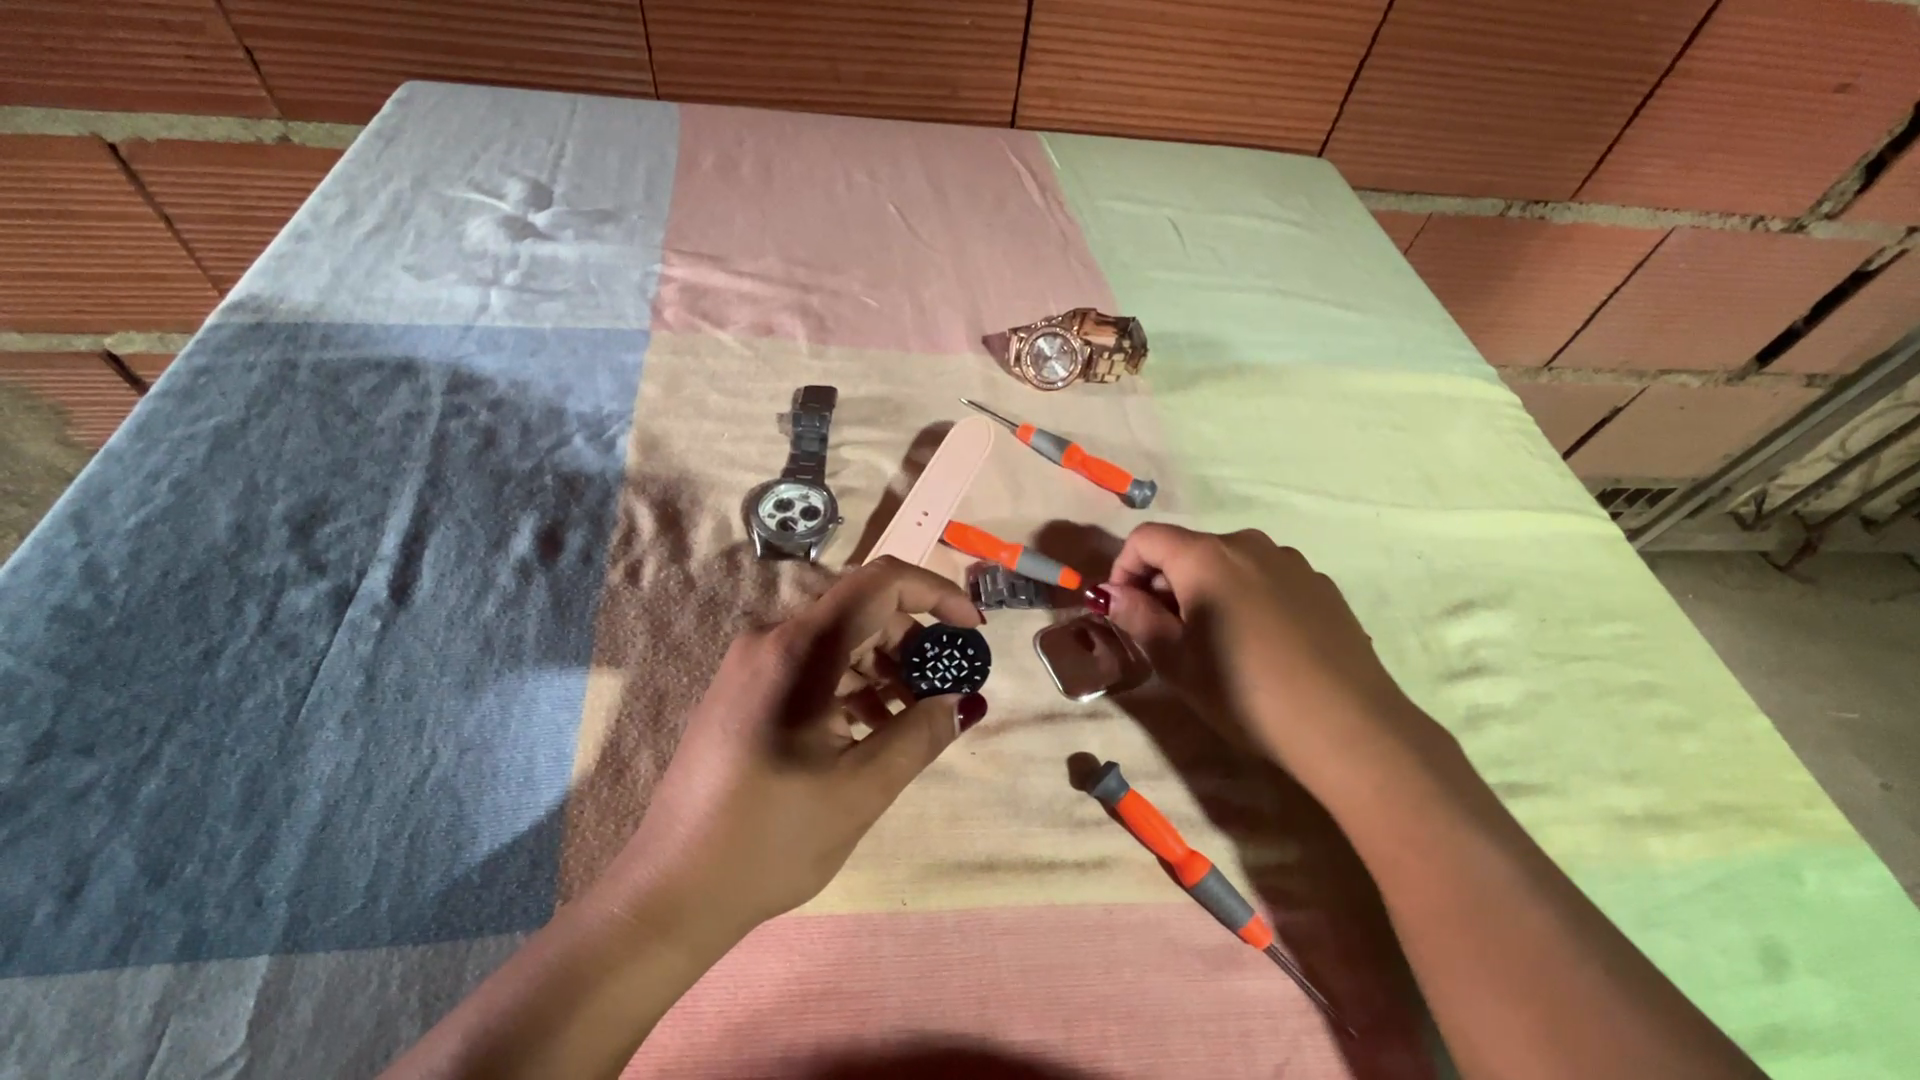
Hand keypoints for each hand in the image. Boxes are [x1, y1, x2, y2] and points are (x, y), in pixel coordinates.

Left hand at [588, 556, 989, 938]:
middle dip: (915, 641)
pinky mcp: (742, 692)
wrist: (672, 889)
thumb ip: (920, 734)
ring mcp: (751, 666)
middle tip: (948, 689)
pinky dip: (852, 686)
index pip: (881, 583)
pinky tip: (872, 731)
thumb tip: (965, 701)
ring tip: (915, 719)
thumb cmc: (770, 840)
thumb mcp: (861, 789)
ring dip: (885, 668)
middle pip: (860, 610)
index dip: (936, 593)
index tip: (973, 631)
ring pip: (837, 640)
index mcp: (800, 650)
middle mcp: (771, 640)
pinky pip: (811, 666)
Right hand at [1097, 524, 1436, 782]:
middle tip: (1164, 634)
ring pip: (1230, 564)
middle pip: (1189, 548)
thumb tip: (1110, 594)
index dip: (1124, 569)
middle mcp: (1249, 544)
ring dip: (1207, 589)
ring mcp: (1291, 562)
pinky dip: (1246, 598)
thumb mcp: (1177, 662)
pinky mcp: (1321, 586)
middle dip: (1165, 582)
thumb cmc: (1244, 693)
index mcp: (1205, 557)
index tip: (1123, 610)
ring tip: (1214, 641)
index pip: (1146, 539)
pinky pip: (1267, 579)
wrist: (1345, 725)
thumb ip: (1137, 618)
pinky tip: (1259, 645)